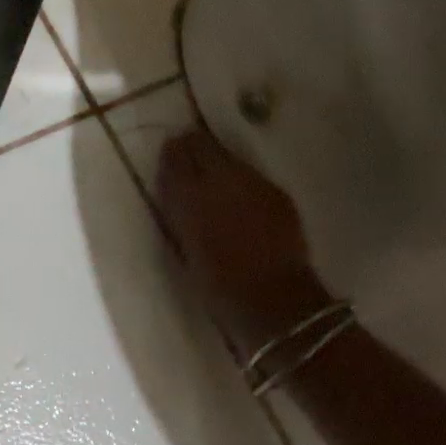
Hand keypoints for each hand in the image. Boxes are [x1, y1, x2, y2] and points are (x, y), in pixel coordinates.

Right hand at [155, 129, 333, 348]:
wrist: (274, 299)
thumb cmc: (219, 286)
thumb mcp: (187, 246)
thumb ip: (180, 210)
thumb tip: (175, 185)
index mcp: (190, 194)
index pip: (176, 155)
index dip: (172, 154)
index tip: (169, 156)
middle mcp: (222, 177)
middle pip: (203, 145)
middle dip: (194, 148)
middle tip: (188, 158)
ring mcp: (253, 180)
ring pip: (229, 157)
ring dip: (219, 162)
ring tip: (216, 180)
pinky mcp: (276, 190)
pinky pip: (252, 175)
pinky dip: (243, 182)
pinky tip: (243, 198)